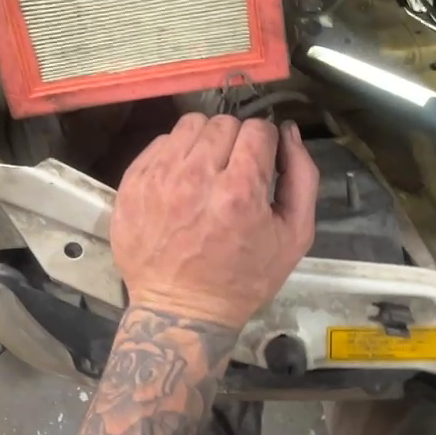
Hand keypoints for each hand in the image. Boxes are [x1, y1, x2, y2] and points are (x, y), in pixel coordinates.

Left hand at [110, 113, 319, 328]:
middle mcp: (196, 177)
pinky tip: (182, 180)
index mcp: (240, 191)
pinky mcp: (133, 182)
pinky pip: (161, 141)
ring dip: (204, 141)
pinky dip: (176, 153)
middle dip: (236, 141)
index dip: (265, 143)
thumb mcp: (293, 237)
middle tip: (234, 170)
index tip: (261, 162)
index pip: (258, 129)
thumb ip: (301, 177)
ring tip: (207, 170)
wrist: (180, 311)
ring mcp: (160, 177)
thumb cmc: (242, 278)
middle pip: (224, 123)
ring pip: (190, 124)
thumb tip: (289, 131)